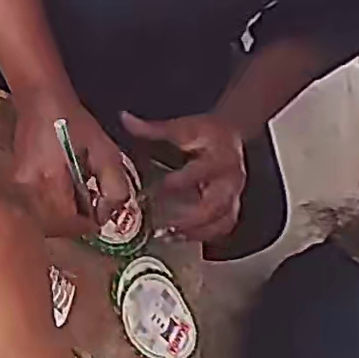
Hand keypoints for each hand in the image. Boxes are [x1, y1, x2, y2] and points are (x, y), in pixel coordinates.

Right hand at [13, 90, 131, 236]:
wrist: (40, 101)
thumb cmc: (72, 122)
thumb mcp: (106, 152)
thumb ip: (114, 187)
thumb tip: (107, 214)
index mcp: (51, 183)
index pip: (72, 225)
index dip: (91, 220)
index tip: (100, 208)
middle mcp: (30, 190)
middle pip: (57, 226)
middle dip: (77, 218)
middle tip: (90, 199)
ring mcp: (19, 188)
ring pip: (46, 220)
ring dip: (64, 213)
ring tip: (75, 189)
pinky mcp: (15, 184)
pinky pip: (36, 208)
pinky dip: (52, 205)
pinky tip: (61, 185)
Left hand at [120, 111, 245, 241]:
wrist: (231, 135)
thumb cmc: (207, 132)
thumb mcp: (182, 127)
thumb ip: (153, 128)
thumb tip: (125, 119)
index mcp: (217, 157)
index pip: (200, 173)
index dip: (180, 182)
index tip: (158, 189)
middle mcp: (230, 179)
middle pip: (215, 205)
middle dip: (190, 219)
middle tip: (165, 226)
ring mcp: (233, 194)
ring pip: (222, 220)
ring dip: (196, 232)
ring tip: (170, 236)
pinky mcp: (232, 205)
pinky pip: (224, 226)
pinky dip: (204, 235)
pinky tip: (182, 238)